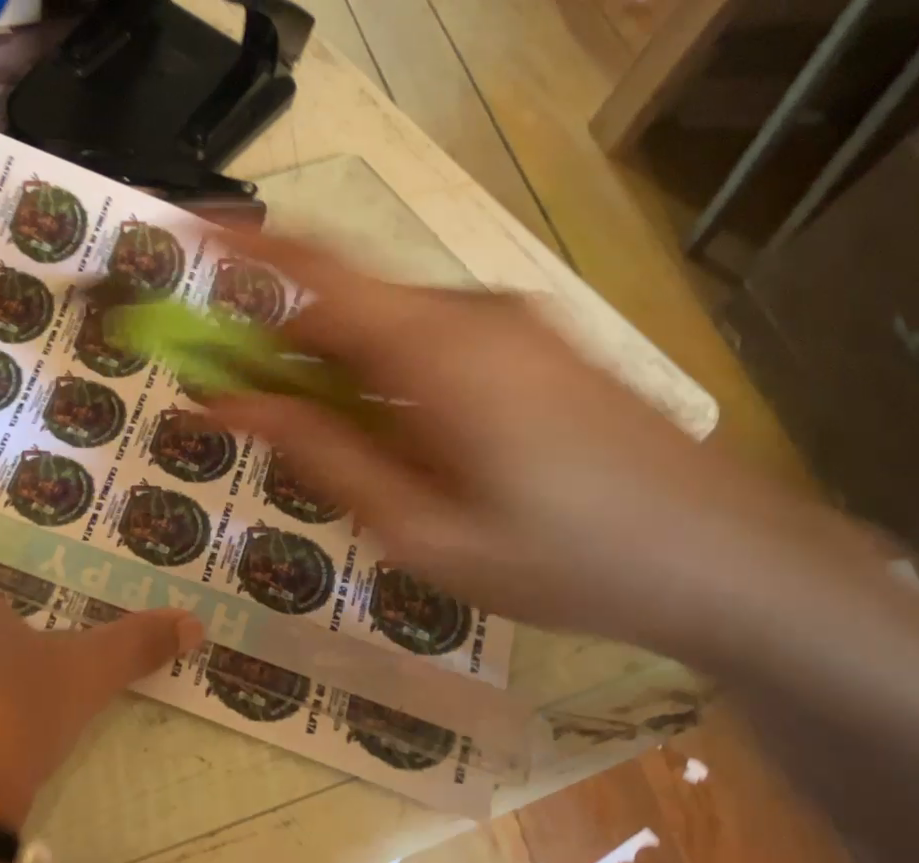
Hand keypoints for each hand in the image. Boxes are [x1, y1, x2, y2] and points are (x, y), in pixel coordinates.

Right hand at [203, 232, 868, 655]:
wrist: (732, 564)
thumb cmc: (561, 560)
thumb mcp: (415, 528)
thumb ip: (319, 455)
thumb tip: (227, 403)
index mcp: (437, 351)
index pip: (318, 271)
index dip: (245, 250)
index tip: (186, 242)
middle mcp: (471, 315)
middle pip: (343, 307)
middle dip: (280, 351)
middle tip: (246, 416)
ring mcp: (510, 326)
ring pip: (384, 331)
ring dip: (335, 377)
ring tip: (341, 461)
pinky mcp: (534, 346)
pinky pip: (427, 346)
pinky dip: (383, 381)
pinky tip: (405, 451)